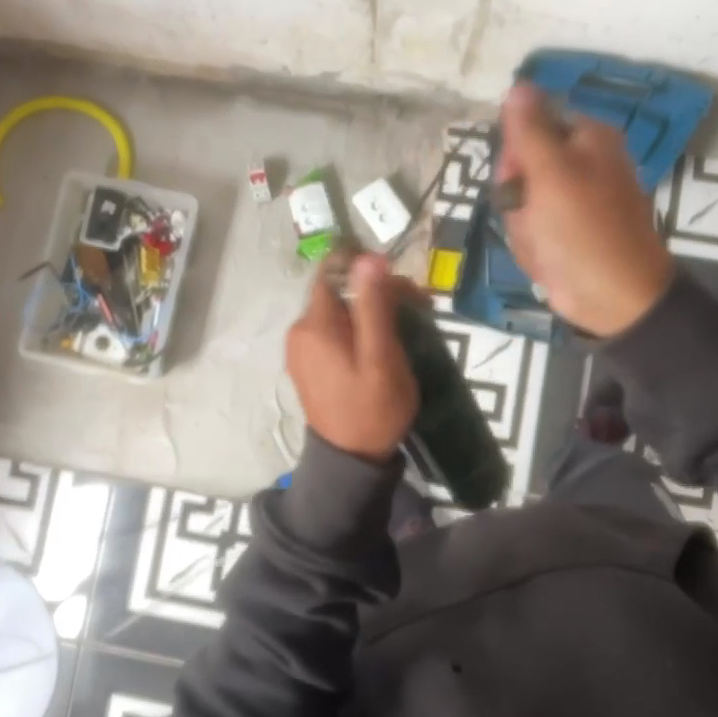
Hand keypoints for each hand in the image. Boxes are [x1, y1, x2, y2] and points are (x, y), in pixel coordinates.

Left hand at [285, 253, 419, 462]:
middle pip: (337, 290)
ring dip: (368, 311)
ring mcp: (300, 347)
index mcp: (315, 323)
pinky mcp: (306, 363)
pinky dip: (355, 329)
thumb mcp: (381, 357)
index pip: (334, 269)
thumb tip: (369, 258)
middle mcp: (300, 329)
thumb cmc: (372, 409)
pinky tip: (380, 345)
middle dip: (375, 291)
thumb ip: (374, 306)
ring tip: (404, 329)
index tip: (401, 283)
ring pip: (336, 311)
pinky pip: (331, 331)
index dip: (367, 267)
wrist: (350, 459)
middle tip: (417, 308)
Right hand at [497, 83, 676, 336]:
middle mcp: (585, 163)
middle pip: (522, 164)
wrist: (613, 297)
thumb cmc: (583, 231)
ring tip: (542, 242)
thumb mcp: (551, 173)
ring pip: (522, 200)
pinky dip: (533, 244)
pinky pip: (532, 228)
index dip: (515, 152)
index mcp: (589, 139)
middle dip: (516, 195)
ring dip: (522, 224)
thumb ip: (529, 129)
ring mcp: (576, 200)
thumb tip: (518, 85)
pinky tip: (546, 257)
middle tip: (531, 215)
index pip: (531, 124)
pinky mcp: (569, 232)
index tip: (516, 176)